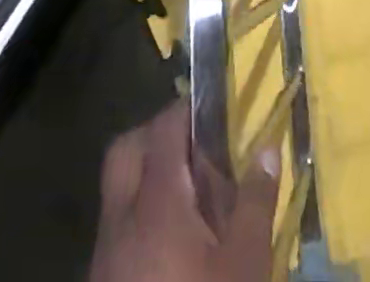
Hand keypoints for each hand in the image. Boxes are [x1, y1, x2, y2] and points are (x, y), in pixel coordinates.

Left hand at [89, 101, 280, 281]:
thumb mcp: (244, 263)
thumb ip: (255, 202)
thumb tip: (267, 148)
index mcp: (157, 198)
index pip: (165, 130)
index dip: (186, 110)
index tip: (212, 104)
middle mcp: (122, 211)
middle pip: (126, 149)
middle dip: (157, 135)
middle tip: (195, 145)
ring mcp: (106, 243)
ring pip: (117, 183)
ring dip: (147, 170)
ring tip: (189, 188)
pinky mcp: (102, 272)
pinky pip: (116, 217)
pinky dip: (140, 205)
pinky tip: (172, 233)